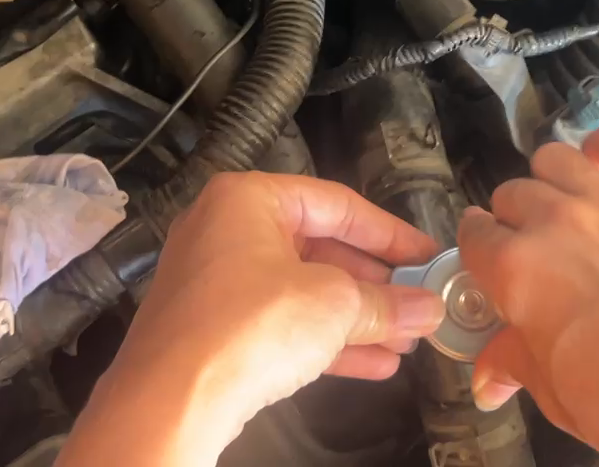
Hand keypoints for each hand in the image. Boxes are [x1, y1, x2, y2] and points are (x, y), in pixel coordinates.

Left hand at [58, 173, 444, 466]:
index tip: (429, 255)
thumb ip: (385, 302)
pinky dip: (324, 338)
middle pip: (317, 246)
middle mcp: (228, 226)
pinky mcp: (214, 324)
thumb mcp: (331, 304)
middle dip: (373, 283)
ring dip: (355, 315)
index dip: (388, 231)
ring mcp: (217, 277)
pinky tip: (375, 364)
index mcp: (249, 198)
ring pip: (301, 288)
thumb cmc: (251, 325)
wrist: (168, 401)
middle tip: (419, 304)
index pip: (334, 203)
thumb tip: (430, 307)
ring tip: (406, 340)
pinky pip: (280, 319)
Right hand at [460, 115, 598, 466]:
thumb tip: (485, 378)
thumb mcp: (560, 398)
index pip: (472, 235)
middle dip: (512, 223)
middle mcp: (551, 220)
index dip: (479, 252)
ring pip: (551, 158)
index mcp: (516, 268)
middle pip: (509, 195)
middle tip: (536, 257)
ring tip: (568, 214)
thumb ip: (514, 365)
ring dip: (550, 184)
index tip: (492, 269)